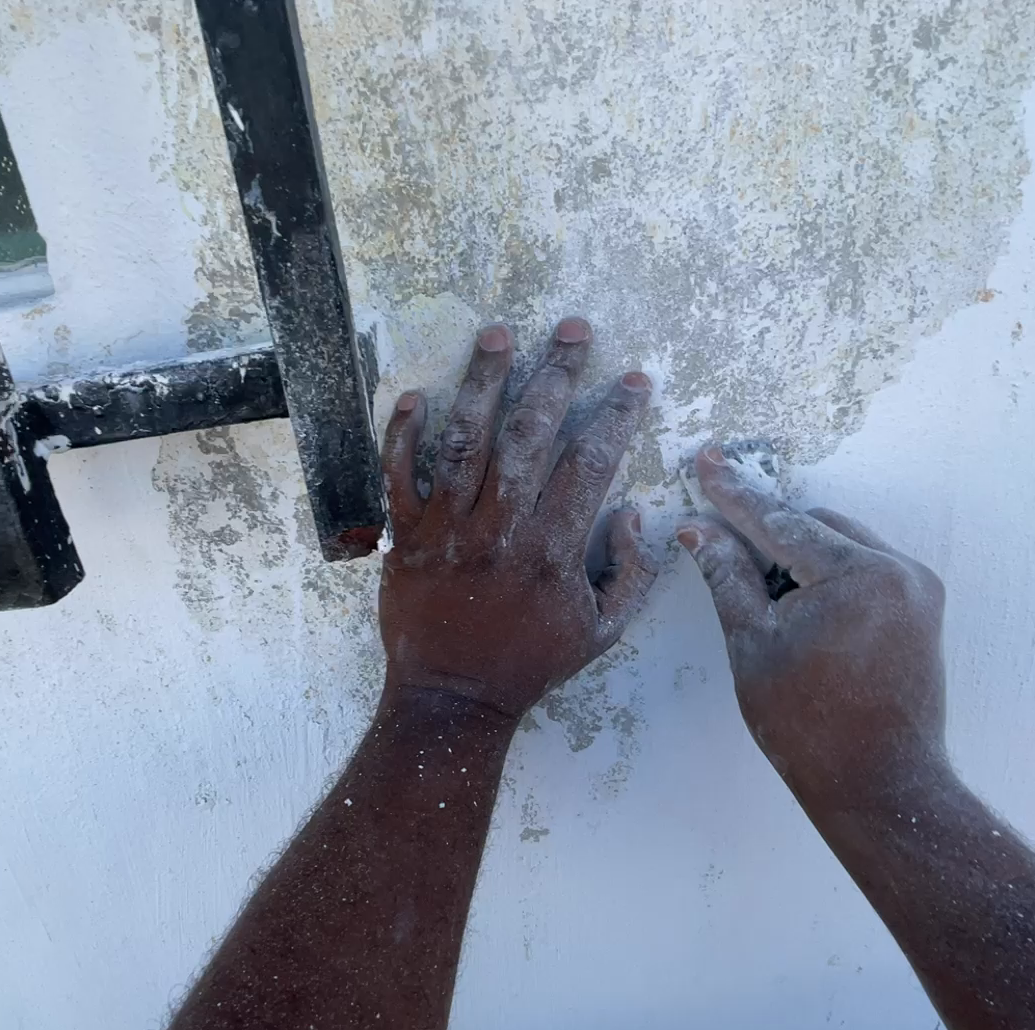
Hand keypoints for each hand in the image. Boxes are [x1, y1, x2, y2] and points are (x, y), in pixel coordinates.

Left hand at [378, 317, 658, 717]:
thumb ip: (631, 574)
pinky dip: (402, 436)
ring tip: (497, 335)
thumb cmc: (530, 662)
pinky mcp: (407, 538)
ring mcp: (448, 531)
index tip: (632, 381)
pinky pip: (398, 478)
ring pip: (465, 444)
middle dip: (555, 377)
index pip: (590, 467)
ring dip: (482, 384)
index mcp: (553, 552)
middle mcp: (500, 531)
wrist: (453, 696)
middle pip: (530, 438)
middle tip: (571, 329)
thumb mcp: (601, 632)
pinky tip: (413, 396)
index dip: (615, 418)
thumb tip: (637, 515)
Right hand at [678, 446, 946, 800]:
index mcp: (859, 575)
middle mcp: (899, 570)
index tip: (706, 460)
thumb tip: (698, 530)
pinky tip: (793, 601)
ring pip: (837, 542)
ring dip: (793, 552)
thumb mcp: (752, 641)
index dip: (733, 494)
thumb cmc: (807, 721)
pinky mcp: (919, 607)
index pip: (779, 521)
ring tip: (759, 593)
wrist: (878, 784)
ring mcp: (916, 588)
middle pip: (812, 526)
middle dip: (764, 532)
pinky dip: (821, 571)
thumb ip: (727, 575)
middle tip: (718, 543)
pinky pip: (860, 565)